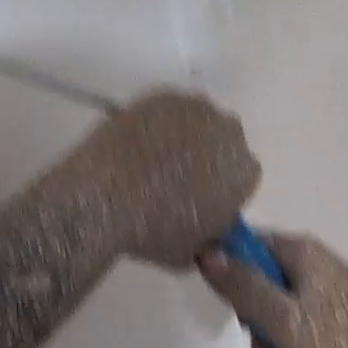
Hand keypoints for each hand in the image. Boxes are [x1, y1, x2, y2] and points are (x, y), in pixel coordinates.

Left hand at [73, 91, 260, 269]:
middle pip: (223, 143)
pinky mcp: (162, 96)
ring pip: (197, 122)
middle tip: (175, 177)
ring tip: (152, 158)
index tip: (198, 198)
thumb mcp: (191, 252)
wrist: (103, 198)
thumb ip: (209, 237)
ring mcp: (195, 109)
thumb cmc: (152, 232)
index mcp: (244, 172)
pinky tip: (138, 142)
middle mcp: (229, 133)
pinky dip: (157, 123)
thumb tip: (208, 231)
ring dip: (184, 136)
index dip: (220, 188)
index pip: (241, 177)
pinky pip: (168, 110)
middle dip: (206, 157)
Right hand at [199, 233, 347, 347]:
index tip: (236, 313)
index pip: (243, 247)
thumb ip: (243, 288)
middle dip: (263, 342)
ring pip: (277, 328)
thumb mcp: (285, 320)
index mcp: (298, 254)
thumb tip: (205, 251)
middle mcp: (309, 270)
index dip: (228, 277)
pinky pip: (300, 344)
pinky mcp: (334, 327)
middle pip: (256, 297)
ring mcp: (323, 299)